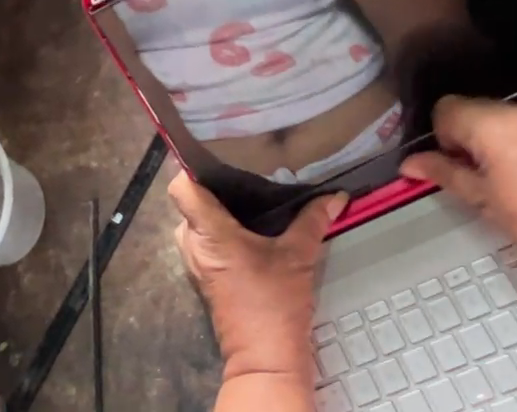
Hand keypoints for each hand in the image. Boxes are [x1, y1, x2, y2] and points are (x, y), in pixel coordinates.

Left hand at [168, 171, 345, 382]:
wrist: (266, 361)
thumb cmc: (274, 304)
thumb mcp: (298, 258)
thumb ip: (313, 221)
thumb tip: (336, 196)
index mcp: (206, 232)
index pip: (181, 187)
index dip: (192, 168)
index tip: (214, 156)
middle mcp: (192, 243)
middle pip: (190, 201)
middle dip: (212, 187)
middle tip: (240, 170)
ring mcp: (195, 261)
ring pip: (197, 221)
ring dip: (217, 211)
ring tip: (246, 193)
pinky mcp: (204, 276)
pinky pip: (204, 240)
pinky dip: (221, 230)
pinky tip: (247, 224)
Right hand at [399, 97, 516, 299]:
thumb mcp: (487, 206)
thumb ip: (446, 175)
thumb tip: (410, 164)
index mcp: (497, 127)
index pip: (448, 108)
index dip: (445, 137)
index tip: (457, 165)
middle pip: (479, 108)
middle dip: (474, 136)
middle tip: (484, 177)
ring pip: (510, 116)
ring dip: (503, 139)